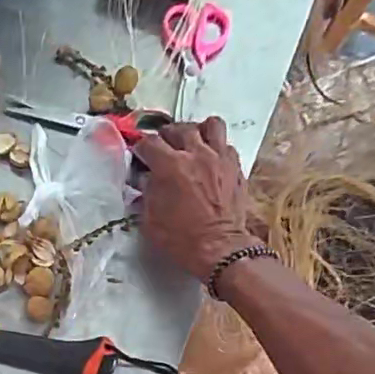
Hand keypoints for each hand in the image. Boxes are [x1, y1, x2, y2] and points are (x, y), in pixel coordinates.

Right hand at [133, 117, 261, 279]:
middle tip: (162, 148)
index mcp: (170, 166)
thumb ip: (146, 193)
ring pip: (210, 125)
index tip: (139, 155)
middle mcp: (196, 154)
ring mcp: (219, 158)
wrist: (219, 248)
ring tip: (192, 143)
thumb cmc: (181, 238)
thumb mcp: (150, 219)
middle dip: (166, 136)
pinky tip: (209, 160)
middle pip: (178, 128)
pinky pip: (226, 144)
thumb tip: (146, 179)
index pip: (149, 143)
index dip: (140, 148)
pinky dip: (216, 148)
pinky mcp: (235, 166)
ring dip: (197, 131)